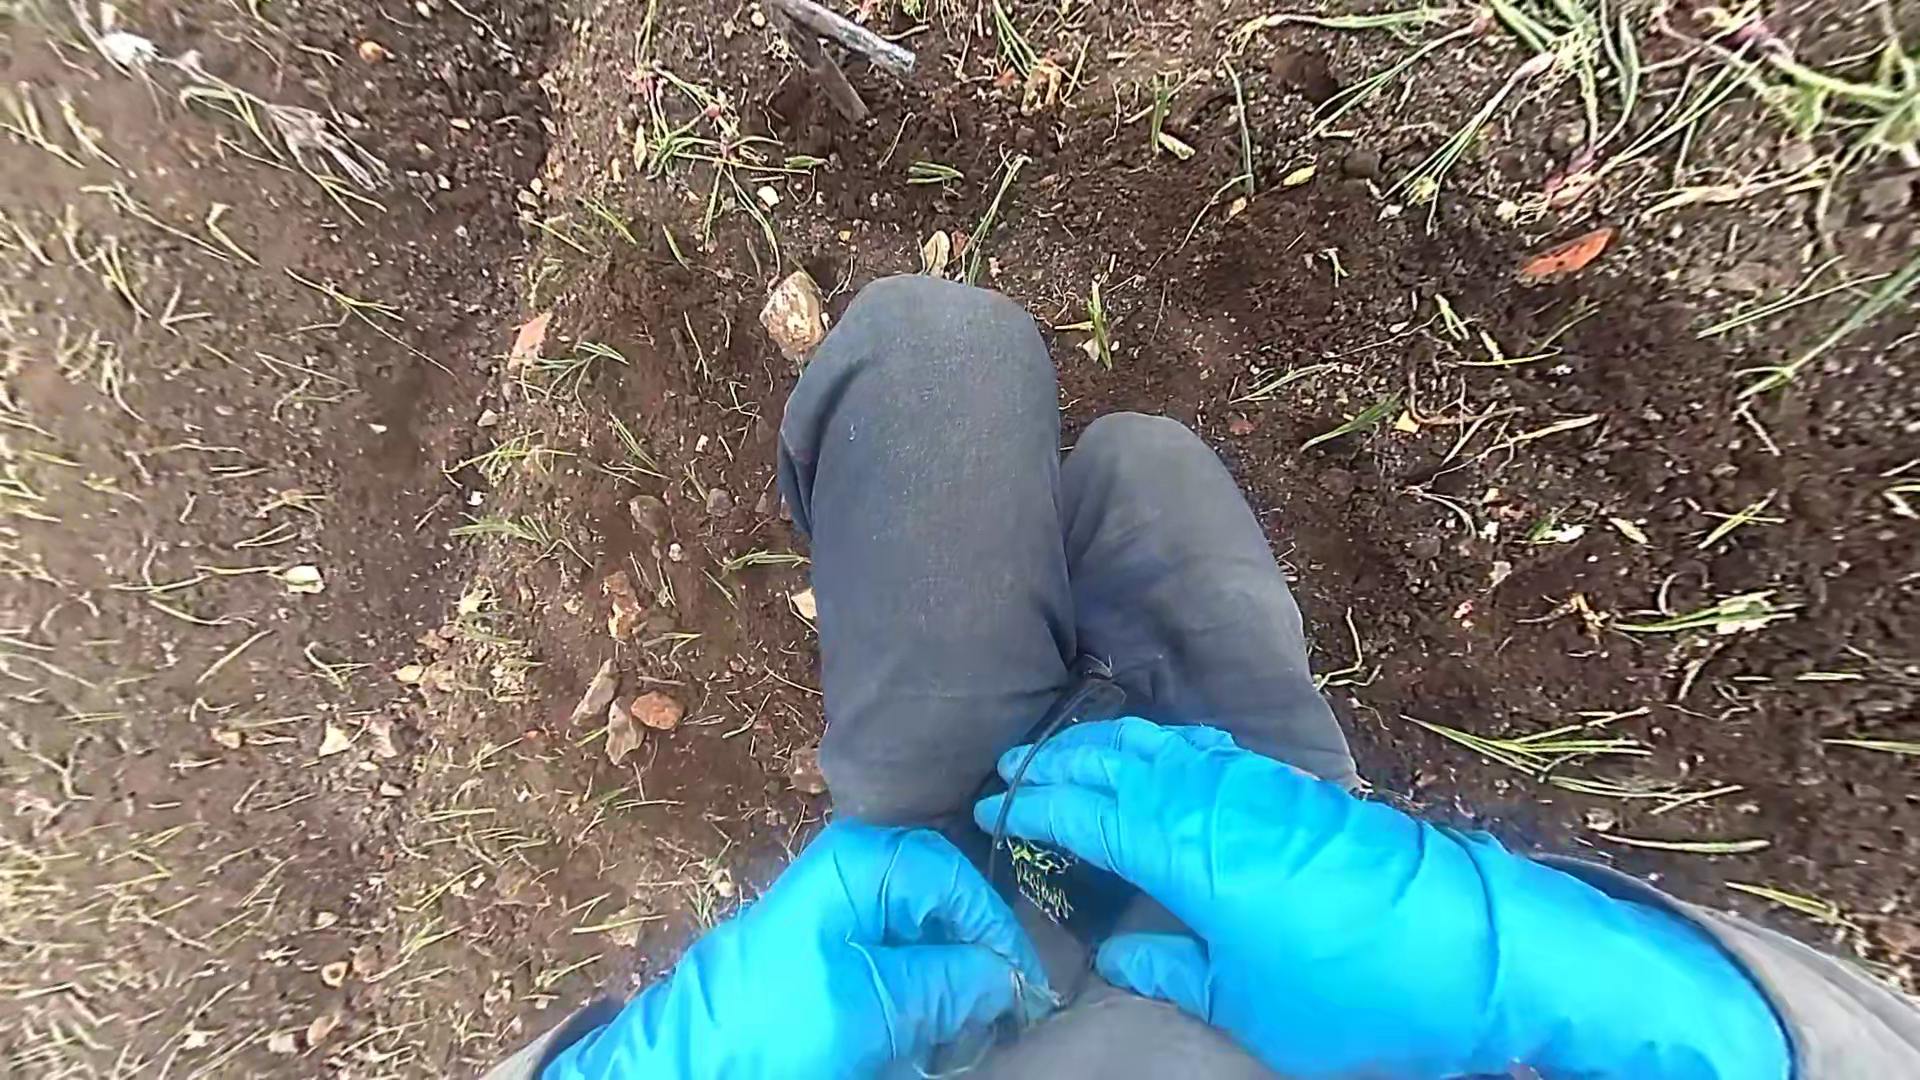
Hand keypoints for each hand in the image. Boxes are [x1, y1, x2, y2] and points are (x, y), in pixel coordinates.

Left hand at [543, 822, 1049, 1079]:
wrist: (690, 1062)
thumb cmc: (777, 1023)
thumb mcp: (868, 1008)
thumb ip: (943, 984)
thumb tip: (1008, 978)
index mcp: (862, 861)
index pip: (948, 874)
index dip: (990, 922)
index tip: (1023, 979)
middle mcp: (860, 866)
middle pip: (940, 896)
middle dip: (972, 950)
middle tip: (1001, 1004)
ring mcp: (849, 899)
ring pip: (925, 926)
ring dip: (950, 974)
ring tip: (966, 1022)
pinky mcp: (842, 936)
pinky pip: (901, 950)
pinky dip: (923, 986)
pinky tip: (928, 1024)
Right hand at [974, 717, 1787, 1079]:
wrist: (1467, 939)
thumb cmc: (1349, 988)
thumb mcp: (1247, 1005)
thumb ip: (1164, 969)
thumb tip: (1110, 954)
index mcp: (1179, 848)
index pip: (1082, 812)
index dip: (1032, 806)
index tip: (992, 805)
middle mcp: (1195, 795)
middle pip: (1102, 760)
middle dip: (1048, 763)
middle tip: (1009, 769)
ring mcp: (1232, 775)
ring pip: (1140, 740)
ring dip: (1091, 742)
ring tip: (1057, 751)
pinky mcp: (1264, 773)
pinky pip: (1183, 741)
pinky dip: (1144, 739)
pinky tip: (1138, 749)